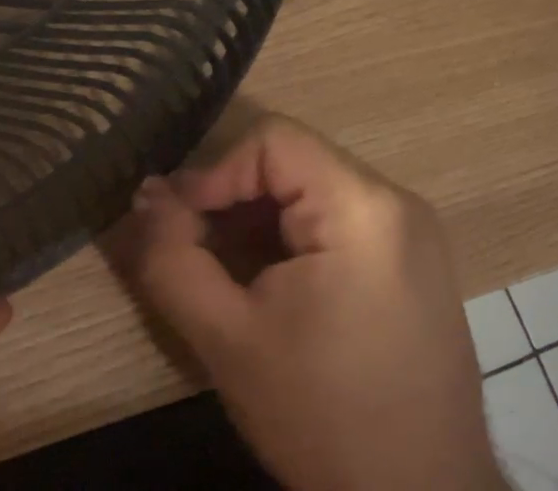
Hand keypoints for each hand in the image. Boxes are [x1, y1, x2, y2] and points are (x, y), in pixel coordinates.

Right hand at [120, 116, 503, 490]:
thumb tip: (144, 196)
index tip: (176, 220)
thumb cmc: (322, 417)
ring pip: (309, 192)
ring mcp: (413, 238)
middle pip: (291, 162)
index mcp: (364, 210)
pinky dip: (287, 239)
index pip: (271, 140)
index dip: (212, 170)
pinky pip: (335, 222)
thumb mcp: (225, 336)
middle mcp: (398, 207)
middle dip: (229, 198)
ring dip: (253, 219)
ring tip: (219, 269)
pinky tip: (263, 286)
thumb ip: (170, 256)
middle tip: (188, 246)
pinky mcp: (412, 268)